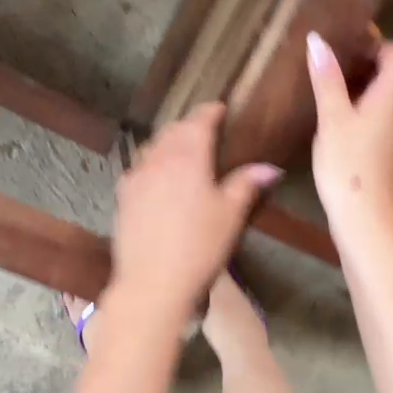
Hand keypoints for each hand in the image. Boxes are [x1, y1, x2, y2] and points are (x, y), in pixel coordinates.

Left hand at [111, 103, 281, 313]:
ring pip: (152, 148)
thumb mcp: (230, 215)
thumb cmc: (198, 247)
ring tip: (180, 151)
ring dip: (167, 143)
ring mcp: (136, 179)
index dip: (210, 112)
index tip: (220, 109)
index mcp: (188, 157)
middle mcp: (158, 160)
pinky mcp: (123, 199)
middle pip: (172, 131)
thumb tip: (269, 167)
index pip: (198, 121)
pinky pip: (138, 170)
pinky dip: (151, 165)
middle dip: (188, 126)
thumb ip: (246, 184)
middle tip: (203, 130)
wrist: (152, 283)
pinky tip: (155, 179)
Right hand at [306, 32, 392, 234]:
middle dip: (370, 68)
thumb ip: (327, 79)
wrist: (366, 220)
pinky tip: (342, 132)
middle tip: (335, 69)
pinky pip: (383, 125)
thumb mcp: (331, 120)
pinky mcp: (391, 159)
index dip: (383, 45)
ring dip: (367, 94)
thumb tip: (317, 39)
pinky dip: (367, 117)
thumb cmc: (348, 167)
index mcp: (392, 99)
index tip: (354, 48)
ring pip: (389, 103)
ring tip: (334, 98)